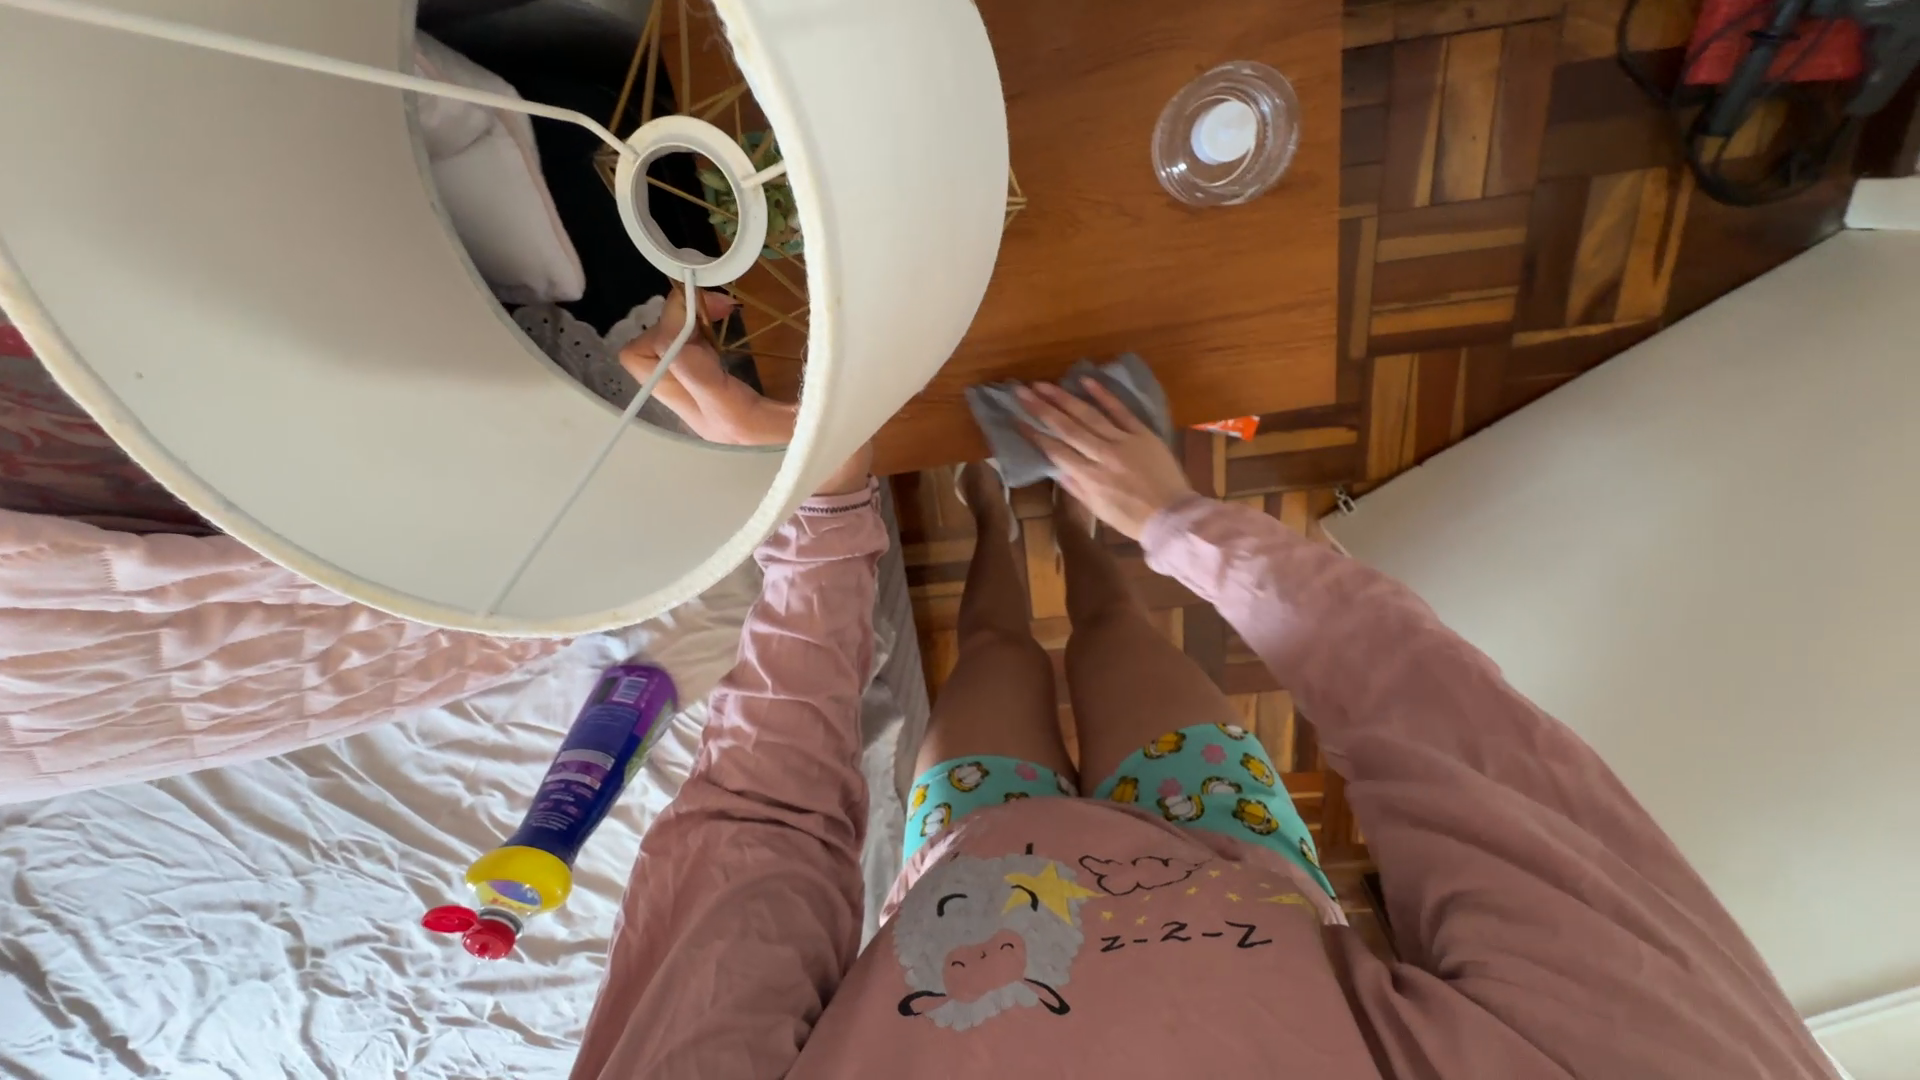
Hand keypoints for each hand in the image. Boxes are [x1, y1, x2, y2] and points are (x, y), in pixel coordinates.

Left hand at [620, 287, 871, 495]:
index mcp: (731, 417)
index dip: (685, 315)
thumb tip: (816, 326)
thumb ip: (819, 375)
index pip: (675, 356)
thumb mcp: (830, 411)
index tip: (723, 301)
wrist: (824, 491)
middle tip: (712, 311)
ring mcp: (699, 418)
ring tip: (718, 320)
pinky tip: (722, 340)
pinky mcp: (705, 414)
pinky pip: (674, 370)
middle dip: (670, 323)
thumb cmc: (831, 454)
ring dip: (677, 332)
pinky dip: (688, 344)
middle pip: (642, 361)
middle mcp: (703, 418)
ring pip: (652, 365)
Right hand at [1014, 379, 1194, 538]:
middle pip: (1066, 427)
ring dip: (1063, 398)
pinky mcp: (1142, 433)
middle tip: (1021, 392)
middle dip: (1041, 408)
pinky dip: (1103, 395)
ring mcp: (1123, 441)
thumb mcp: (1098, 510)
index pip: (1055, 450)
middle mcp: (1102, 455)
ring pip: (1088, 415)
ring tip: (1043, 384)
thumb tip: (1056, 468)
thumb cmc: (1132, 518)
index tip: (1016, 419)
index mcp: (1089, 477)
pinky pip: (1120, 410)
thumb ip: (1076, 487)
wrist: (1172, 515)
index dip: (1033, 434)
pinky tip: (1085, 380)